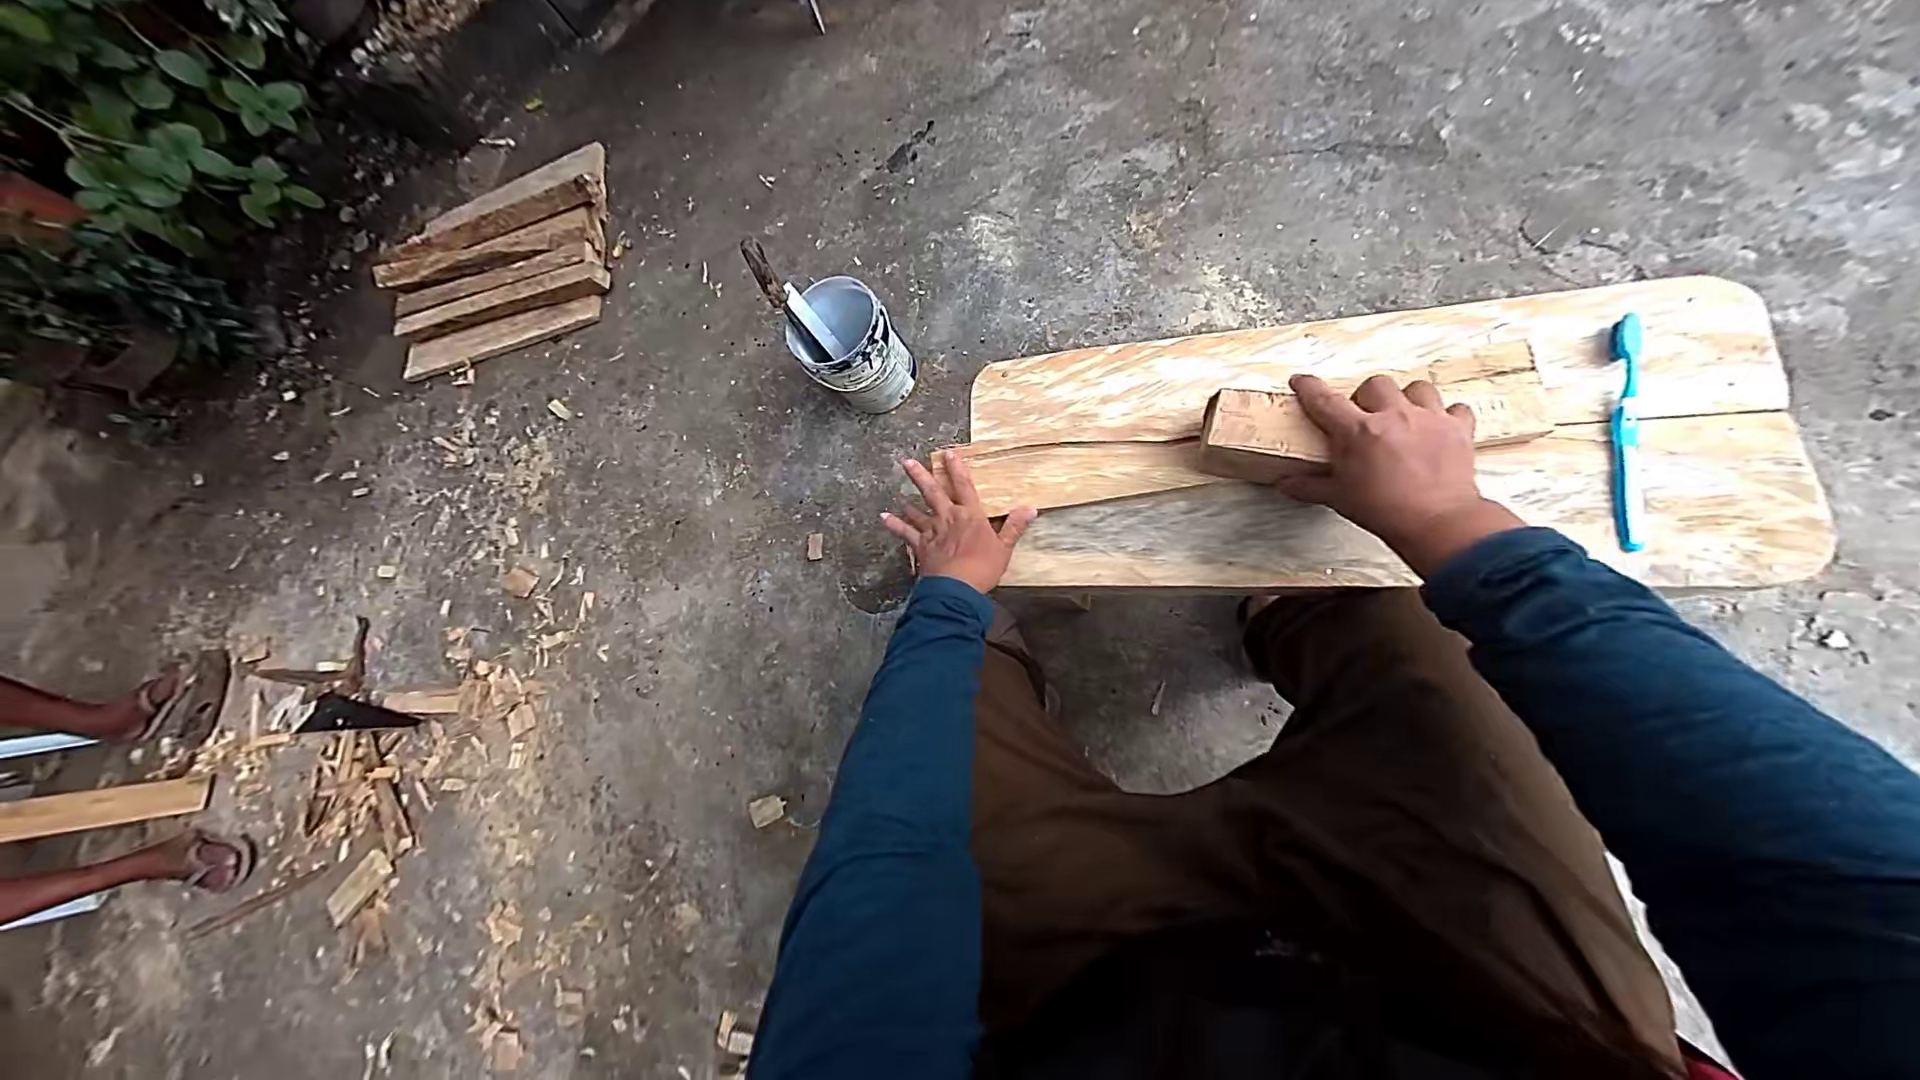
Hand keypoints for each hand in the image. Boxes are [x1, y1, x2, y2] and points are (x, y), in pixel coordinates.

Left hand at [882, 450, 1037, 594]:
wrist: (956, 588)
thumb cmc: (982, 568)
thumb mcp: (1004, 548)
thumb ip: (1014, 527)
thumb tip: (1031, 508)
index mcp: (971, 516)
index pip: (965, 486)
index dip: (958, 469)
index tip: (949, 454)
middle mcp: (949, 518)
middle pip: (933, 492)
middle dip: (920, 476)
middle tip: (906, 461)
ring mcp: (932, 531)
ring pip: (917, 510)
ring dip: (907, 500)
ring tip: (898, 491)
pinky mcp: (921, 546)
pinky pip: (905, 532)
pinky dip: (894, 525)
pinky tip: (884, 517)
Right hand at [1275, 374, 1524, 576]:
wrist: (1436, 521)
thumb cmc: (1386, 509)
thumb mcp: (1337, 497)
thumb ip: (1308, 486)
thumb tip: (1287, 483)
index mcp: (1358, 432)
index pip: (1324, 401)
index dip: (1309, 387)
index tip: (1302, 381)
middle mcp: (1394, 418)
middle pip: (1375, 384)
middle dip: (1366, 395)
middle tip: (1362, 413)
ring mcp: (1428, 420)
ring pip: (1417, 387)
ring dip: (1406, 397)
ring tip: (1401, 414)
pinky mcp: (1457, 429)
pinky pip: (1455, 408)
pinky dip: (1445, 413)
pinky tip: (1436, 425)